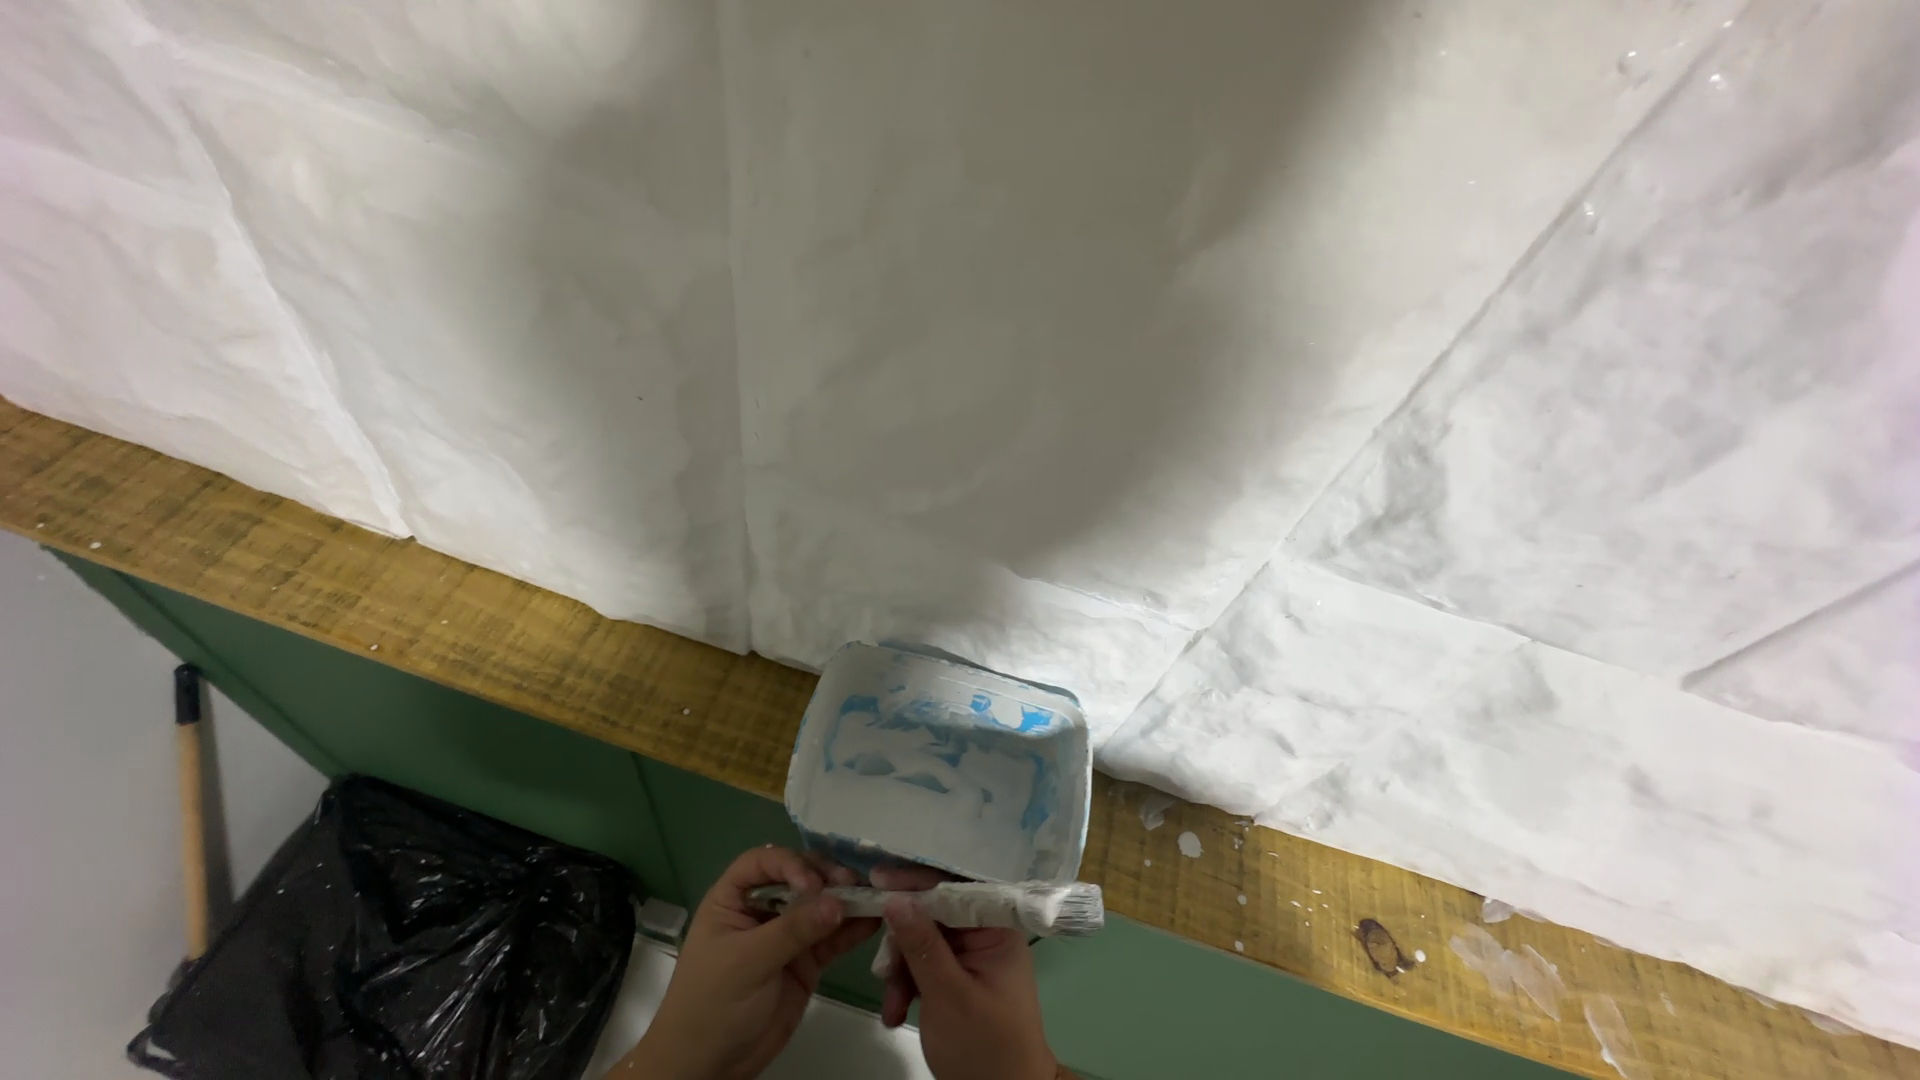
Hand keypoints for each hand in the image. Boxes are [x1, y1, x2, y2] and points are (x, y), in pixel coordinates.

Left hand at [616, 846, 878, 1079]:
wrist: (708, 1068)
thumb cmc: (711, 1005)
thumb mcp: (746, 963)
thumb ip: (792, 931)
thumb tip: (837, 902)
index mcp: (734, 899)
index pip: (763, 862)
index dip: (790, 864)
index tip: (813, 884)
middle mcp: (763, 909)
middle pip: (799, 877)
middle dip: (826, 879)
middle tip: (853, 887)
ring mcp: (787, 935)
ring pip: (821, 905)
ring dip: (846, 901)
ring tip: (874, 899)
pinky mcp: (807, 961)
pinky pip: (833, 938)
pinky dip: (853, 929)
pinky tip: (874, 921)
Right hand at [874, 866, 1058, 1079]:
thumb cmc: (983, 1047)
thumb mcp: (948, 995)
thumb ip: (921, 944)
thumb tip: (894, 897)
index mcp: (996, 928)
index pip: (954, 887)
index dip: (916, 880)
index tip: (877, 879)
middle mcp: (984, 934)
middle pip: (932, 915)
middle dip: (904, 942)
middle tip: (885, 970)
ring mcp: (969, 958)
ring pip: (922, 942)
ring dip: (901, 971)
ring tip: (893, 1005)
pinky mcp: (955, 980)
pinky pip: (923, 968)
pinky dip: (906, 986)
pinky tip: (896, 1013)